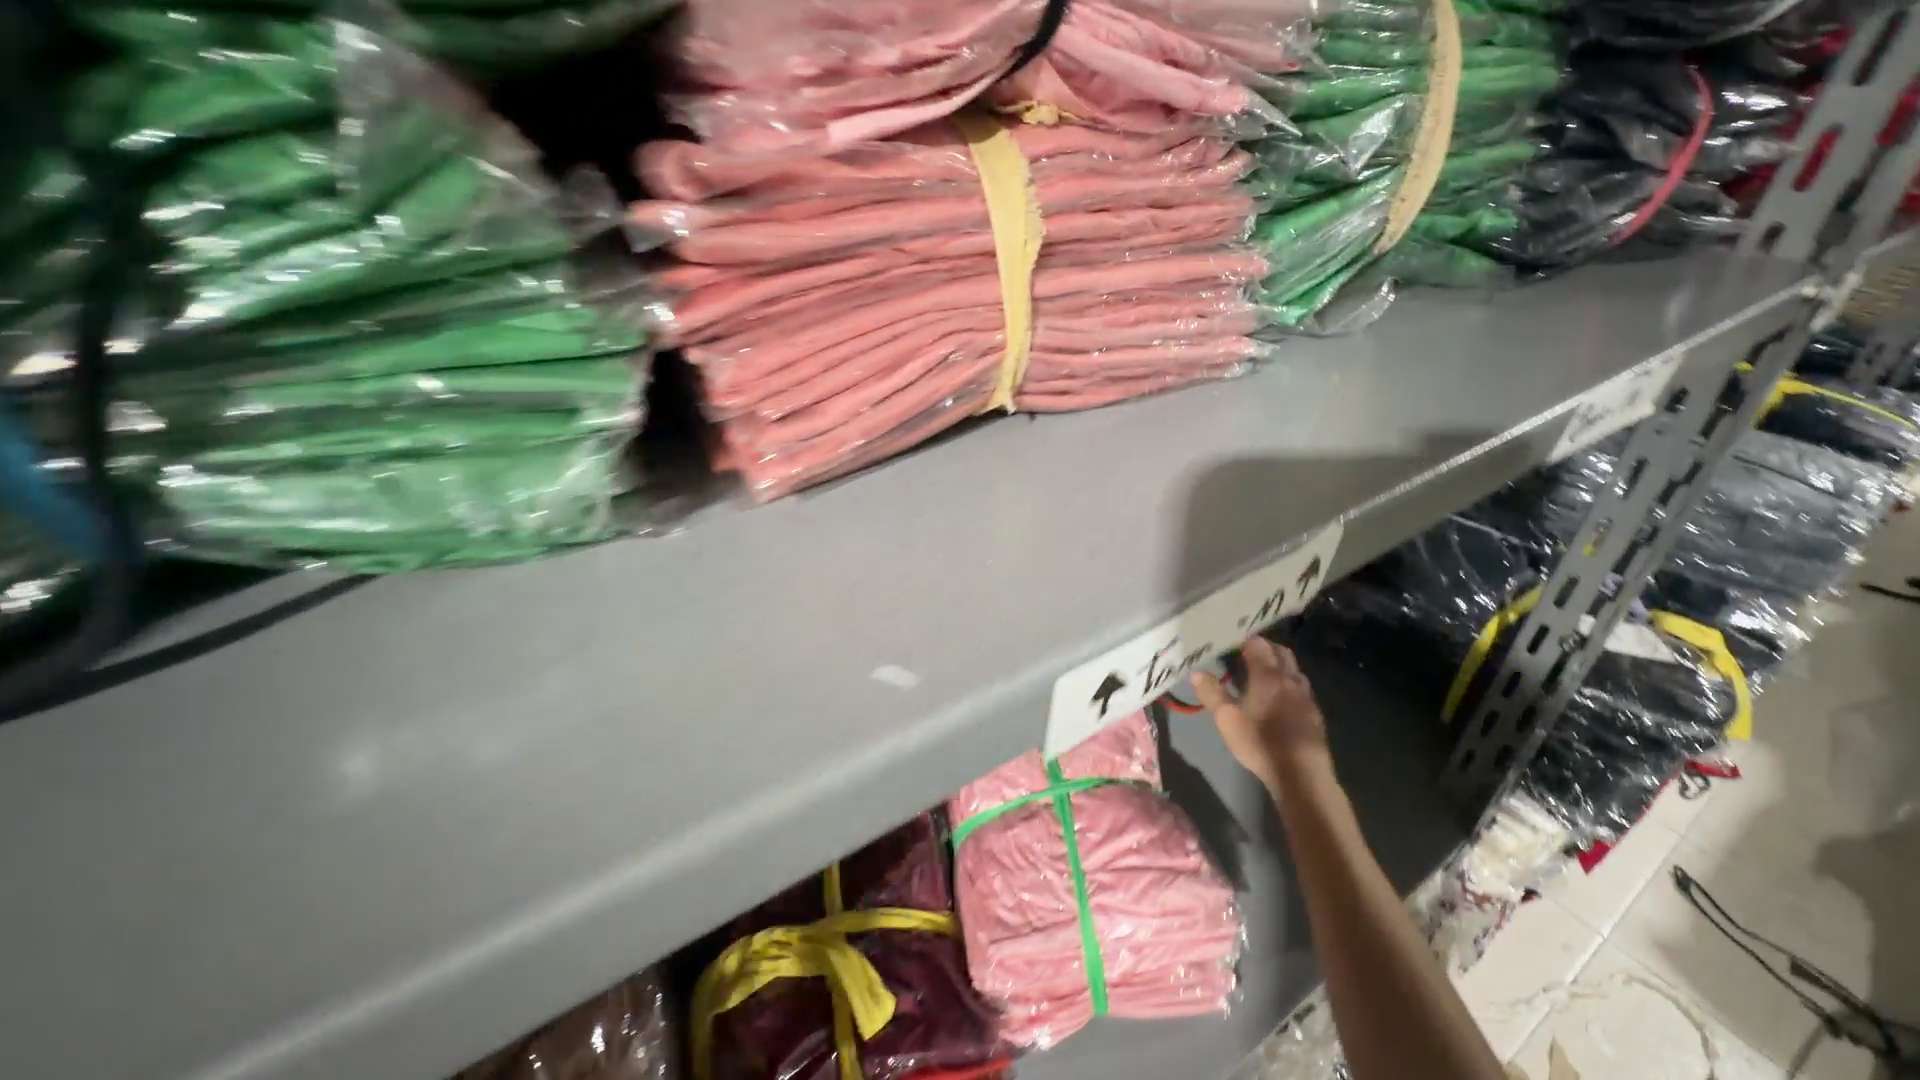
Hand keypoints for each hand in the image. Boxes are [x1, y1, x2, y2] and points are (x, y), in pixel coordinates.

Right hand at [1191, 637, 1330, 790]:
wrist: (1301, 773)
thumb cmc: (1260, 743)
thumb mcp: (1227, 720)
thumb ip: (1212, 694)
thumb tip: (1197, 672)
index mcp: (1268, 676)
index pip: (1259, 645)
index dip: (1245, 639)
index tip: (1232, 640)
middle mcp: (1290, 679)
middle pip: (1281, 652)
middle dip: (1265, 647)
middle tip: (1247, 652)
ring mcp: (1306, 696)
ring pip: (1294, 669)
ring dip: (1280, 664)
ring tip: (1263, 673)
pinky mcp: (1314, 712)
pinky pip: (1301, 687)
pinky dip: (1289, 683)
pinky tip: (1280, 699)